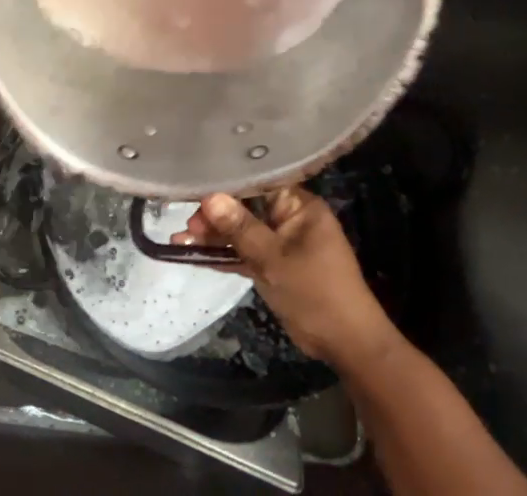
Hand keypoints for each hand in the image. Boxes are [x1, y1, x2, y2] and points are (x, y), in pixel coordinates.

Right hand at [173, 189, 403, 370]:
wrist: (346, 344)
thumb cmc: (316, 292)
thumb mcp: (273, 258)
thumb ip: (240, 228)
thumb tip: (210, 197)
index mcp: (300, 207)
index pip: (259, 183)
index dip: (226, 185)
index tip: (195, 190)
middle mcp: (290, 219)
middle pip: (245, 208)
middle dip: (214, 216)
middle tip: (188, 226)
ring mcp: (281, 244)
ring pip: (240, 232)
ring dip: (213, 237)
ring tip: (180, 240)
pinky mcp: (274, 266)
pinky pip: (243, 253)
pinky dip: (222, 255)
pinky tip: (192, 254)